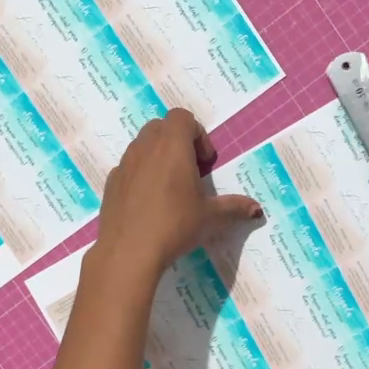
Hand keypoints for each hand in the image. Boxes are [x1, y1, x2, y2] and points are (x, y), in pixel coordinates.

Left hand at [94, 109, 261, 280]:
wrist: (128, 251)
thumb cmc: (175, 225)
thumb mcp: (210, 217)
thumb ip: (234, 208)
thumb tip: (257, 210)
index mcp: (172, 145)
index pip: (183, 118)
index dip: (198, 135)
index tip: (205, 163)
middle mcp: (145, 147)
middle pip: (161, 127)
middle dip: (177, 142)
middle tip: (190, 171)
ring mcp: (124, 164)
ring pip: (142, 146)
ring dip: (158, 158)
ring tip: (170, 189)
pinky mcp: (111, 184)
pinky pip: (129, 168)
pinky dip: (141, 176)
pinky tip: (149, 205)